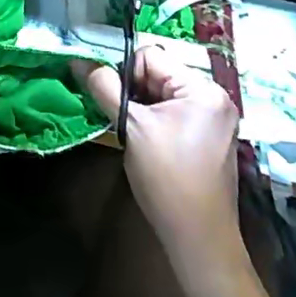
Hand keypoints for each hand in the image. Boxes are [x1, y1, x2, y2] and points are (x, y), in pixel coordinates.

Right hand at [76, 47, 240, 255]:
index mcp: (203, 89)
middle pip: (159, 74)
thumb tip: (79, 60)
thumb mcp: (130, 127)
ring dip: (144, 108)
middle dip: (135, 93)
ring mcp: (216, 118)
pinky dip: (157, 120)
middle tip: (126, 122)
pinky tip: (150, 144)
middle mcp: (215, 97)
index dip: (126, 75)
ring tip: (137, 136)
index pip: (150, 58)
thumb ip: (104, 88)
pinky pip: (175, 112)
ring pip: (164, 94)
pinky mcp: (211, 136)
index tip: (119, 105)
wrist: (198, 238)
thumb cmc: (166, 179)